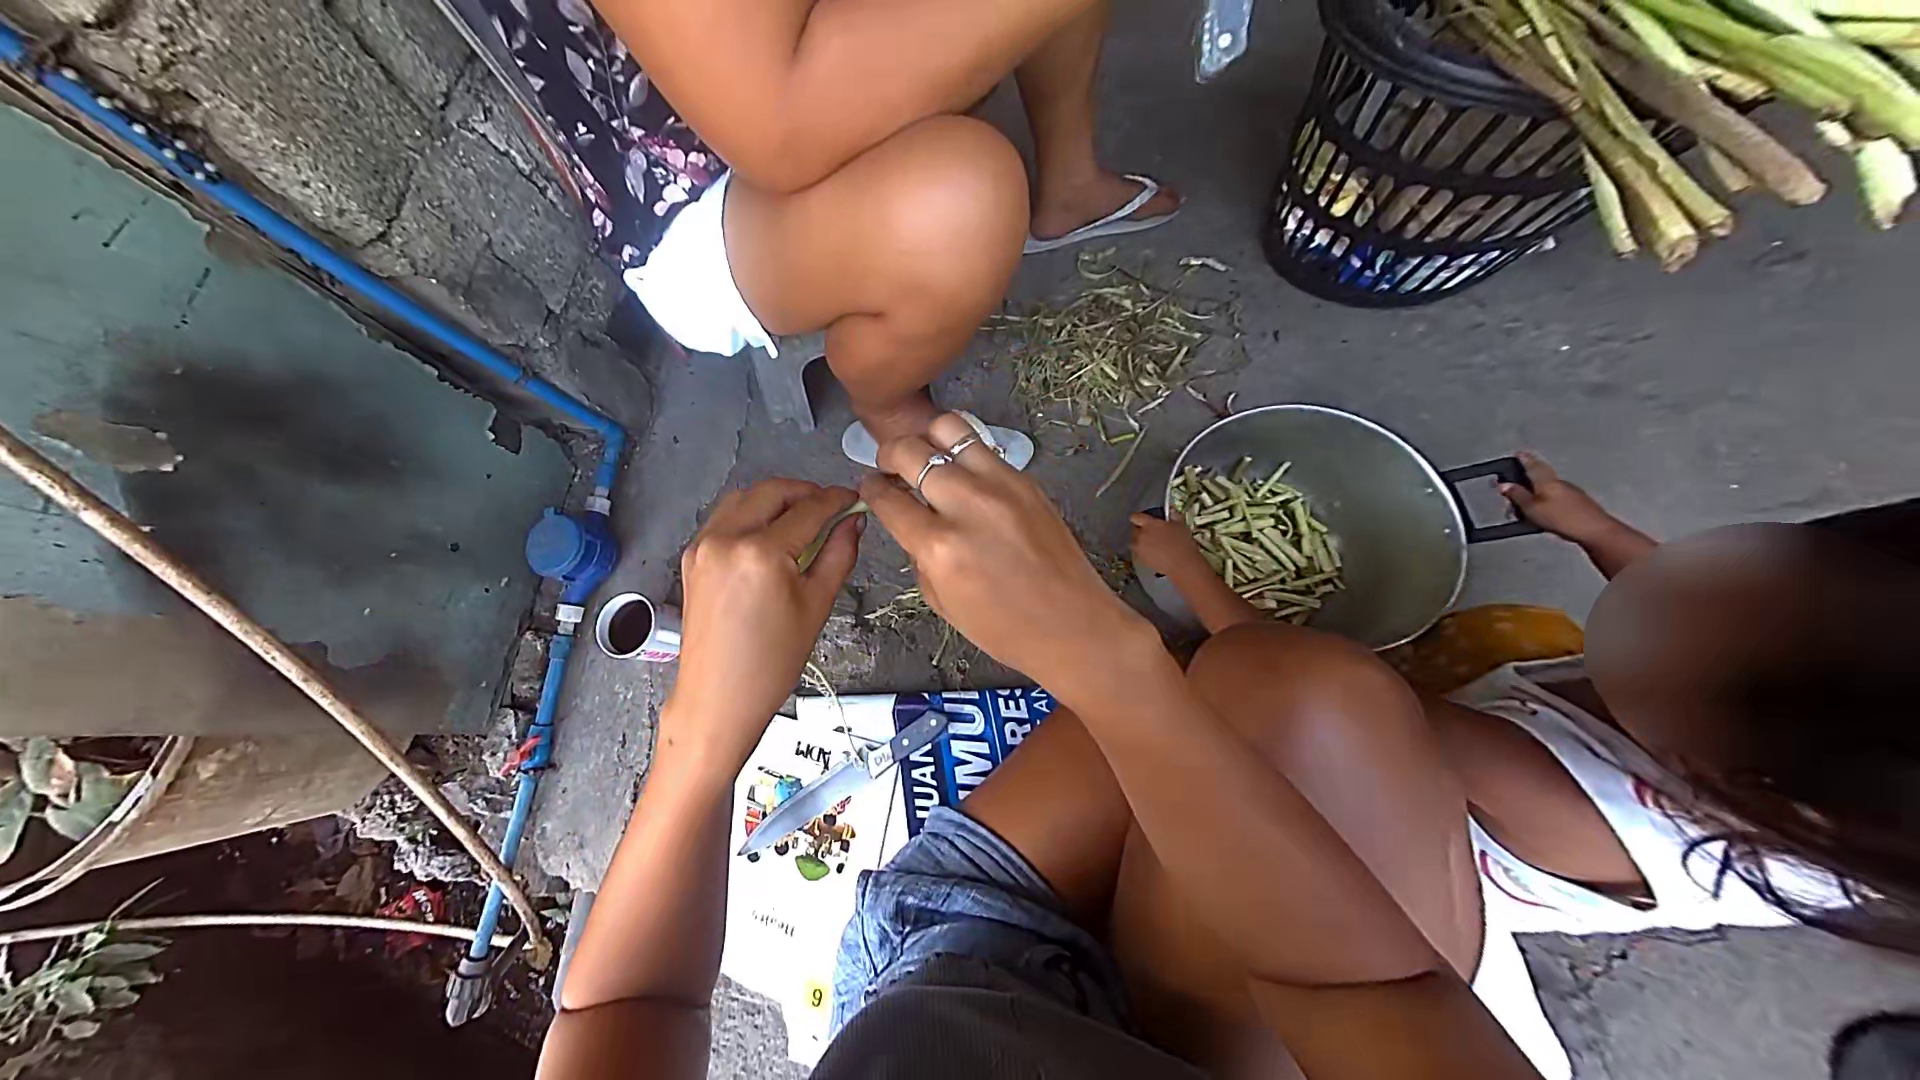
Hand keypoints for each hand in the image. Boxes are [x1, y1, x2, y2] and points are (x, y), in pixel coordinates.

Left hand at [668, 479, 862, 765]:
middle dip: (806, 492)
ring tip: (802, 519)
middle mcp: (725, 539)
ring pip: (745, 497)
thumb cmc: (771, 661)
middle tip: (831, 507)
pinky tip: (771, 534)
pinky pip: (725, 517)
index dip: (837, 500)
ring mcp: (703, 546)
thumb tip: (853, 522)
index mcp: (760, 553)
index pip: (808, 509)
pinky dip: (752, 514)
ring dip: (777, 499)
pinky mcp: (692, 557)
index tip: (853, 500)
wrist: (718, 698)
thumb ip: (839, 553)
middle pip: (773, 491)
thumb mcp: (818, 604)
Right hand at [860, 414, 1155, 699]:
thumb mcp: (941, 602)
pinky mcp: (1026, 481)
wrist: (1073, 625)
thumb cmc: (1005, 629)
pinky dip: (963, 452)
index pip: (888, 499)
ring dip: (927, 438)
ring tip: (925, 455)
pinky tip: (963, 472)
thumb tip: (909, 520)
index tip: (869, 486)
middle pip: (911, 451)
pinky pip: (984, 448)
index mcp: (940, 546)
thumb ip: (919, 554)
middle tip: (889, 467)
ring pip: (949, 428)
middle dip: (889, 455)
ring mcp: (1001, 486)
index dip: (870, 489)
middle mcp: (967, 506)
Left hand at [1129, 512, 1212, 579]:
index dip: (1139, 518)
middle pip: (1134, 530)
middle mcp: (1140, 535)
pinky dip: (1143, 552)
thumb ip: (1173, 517)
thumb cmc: (1183, 543)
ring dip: (1140, 542)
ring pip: (1135, 542)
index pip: (1136, 517)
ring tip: (1152, 545)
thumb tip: (1170, 513)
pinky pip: (1138, 553)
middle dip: (1141, 531)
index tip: (1144, 520)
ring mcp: (1139, 548)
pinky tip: (1153, 554)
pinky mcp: (1140, 559)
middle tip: (1152, 534)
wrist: (1182, 565)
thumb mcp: (1180, 525)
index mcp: (1149, 524)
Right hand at [1500, 451, 1620, 543]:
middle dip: (1524, 484)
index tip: (1518, 453)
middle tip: (1510, 496)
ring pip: (1546, 490)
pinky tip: (1540, 514)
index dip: (1525, 459)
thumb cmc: (1561, 517)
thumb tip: (1503, 485)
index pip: (1534, 466)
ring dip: (1533, 496)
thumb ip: (1517, 495)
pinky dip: (1544, 502)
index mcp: (1548, 481)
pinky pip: (1555, 498)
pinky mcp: (1578, 503)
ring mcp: (1572, 493)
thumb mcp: (1531, 508)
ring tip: (1523, 510)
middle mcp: (1561, 483)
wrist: (1595, 530)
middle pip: (1539, 479)